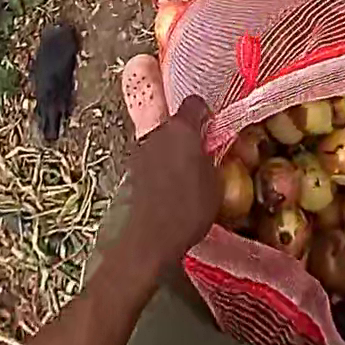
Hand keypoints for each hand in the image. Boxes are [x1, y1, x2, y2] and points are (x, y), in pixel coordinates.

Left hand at [112, 97, 217, 278]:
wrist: (145, 240)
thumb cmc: (187, 209)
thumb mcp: (216, 185)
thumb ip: (214, 160)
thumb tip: (212, 155)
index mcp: (182, 129)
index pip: (194, 103)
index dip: (205, 113)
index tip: (212, 126)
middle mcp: (158, 133)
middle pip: (175, 125)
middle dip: (188, 137)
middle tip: (201, 157)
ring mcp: (140, 152)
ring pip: (161, 144)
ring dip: (171, 154)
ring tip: (184, 180)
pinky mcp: (128, 173)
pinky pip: (149, 164)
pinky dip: (158, 172)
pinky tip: (167, 194)